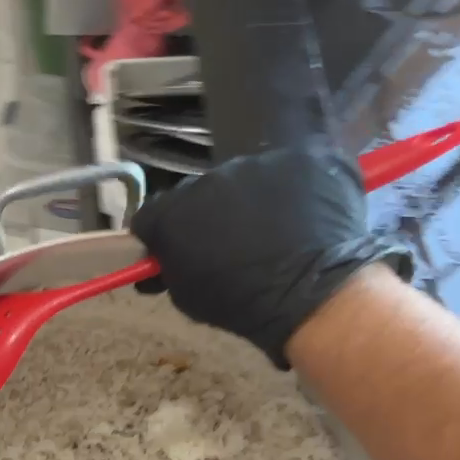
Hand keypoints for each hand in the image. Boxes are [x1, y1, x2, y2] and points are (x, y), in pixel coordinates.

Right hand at [129, 139, 411, 367]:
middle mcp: (206, 180)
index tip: (174, 247)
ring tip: (270, 226)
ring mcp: (256, 164)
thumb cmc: (235, 301)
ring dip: (247, 197)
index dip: (161, 231)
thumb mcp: (181, 291)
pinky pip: (288, 169)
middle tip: (225, 238)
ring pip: (243, 177)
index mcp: (169, 214)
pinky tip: (302, 211)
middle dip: (204, 212)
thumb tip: (168, 252)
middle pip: (196, 191)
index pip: (150, 214)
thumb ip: (169, 262)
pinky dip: (290, 187)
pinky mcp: (302, 157)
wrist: (308, 292)